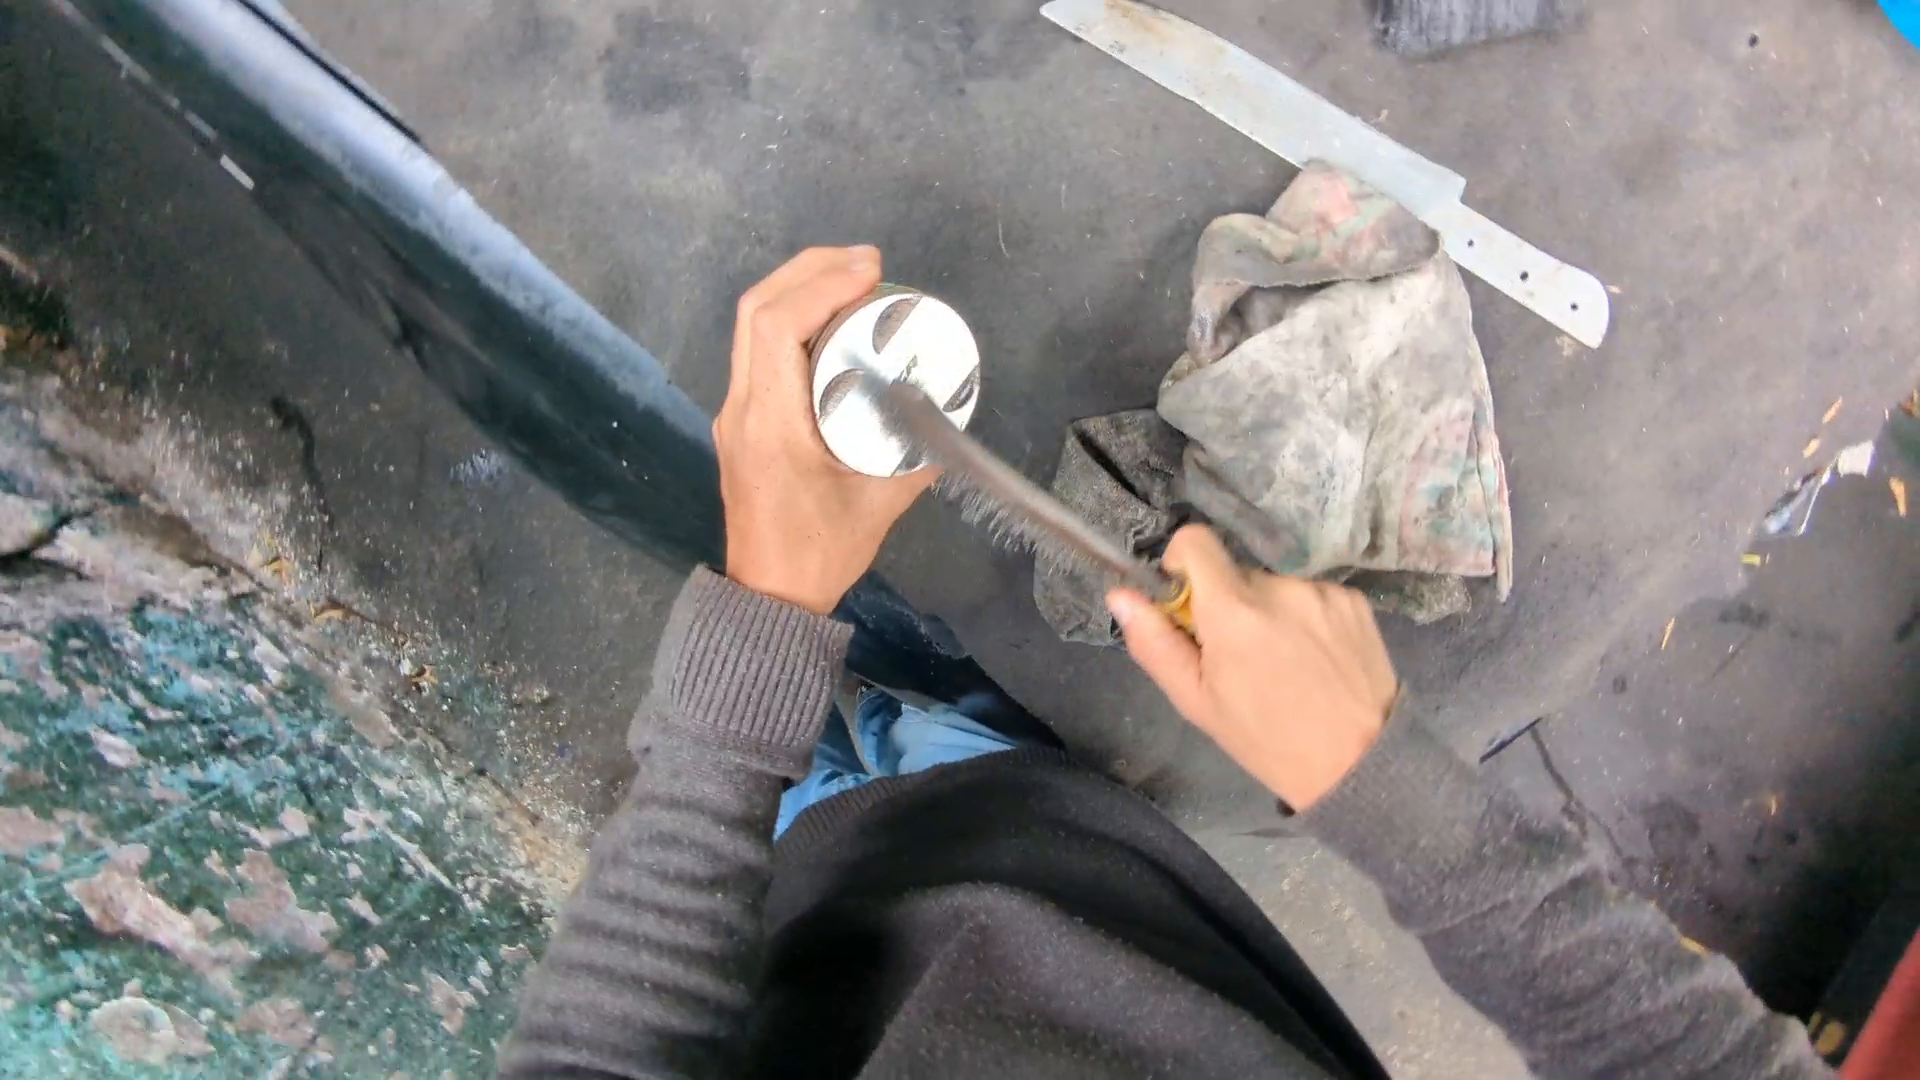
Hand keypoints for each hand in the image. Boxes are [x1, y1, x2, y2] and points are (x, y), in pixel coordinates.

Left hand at [716, 247, 936, 614]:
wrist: (768, 596)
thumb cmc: (819, 555)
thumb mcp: (878, 507)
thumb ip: (916, 459)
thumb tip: (945, 416)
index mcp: (770, 424)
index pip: (775, 326)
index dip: (821, 285)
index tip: (872, 272)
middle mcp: (741, 408)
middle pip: (755, 310)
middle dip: (808, 269)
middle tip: (866, 263)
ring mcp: (734, 414)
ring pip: (750, 327)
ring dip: (797, 289)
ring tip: (851, 280)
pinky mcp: (740, 422)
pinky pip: (757, 351)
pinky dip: (790, 320)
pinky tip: (829, 324)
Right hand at [1107, 526, 1398, 810]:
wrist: (1363, 765)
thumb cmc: (1265, 739)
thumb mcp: (1196, 701)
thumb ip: (1154, 643)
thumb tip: (1120, 595)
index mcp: (1234, 610)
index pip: (1196, 540)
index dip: (1182, 561)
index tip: (1186, 599)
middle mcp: (1280, 587)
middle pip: (1234, 572)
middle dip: (1226, 603)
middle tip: (1237, 654)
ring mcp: (1322, 591)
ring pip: (1272, 586)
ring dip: (1267, 611)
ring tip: (1282, 661)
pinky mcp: (1354, 600)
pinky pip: (1309, 595)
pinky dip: (1303, 617)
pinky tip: (1314, 658)